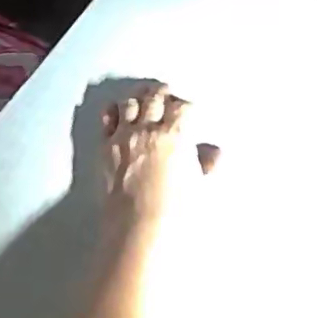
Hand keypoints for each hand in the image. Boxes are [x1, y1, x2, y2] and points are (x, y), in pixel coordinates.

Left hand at [101, 86, 217, 234]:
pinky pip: (107, 117)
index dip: (186, 105)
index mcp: (174, 136)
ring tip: (143, 94)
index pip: (181, 108)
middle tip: (165, 91)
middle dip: (162, 92)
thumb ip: (206, 164)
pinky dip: (113, 109)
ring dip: (138, 96)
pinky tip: (117, 108)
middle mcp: (147, 129)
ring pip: (129, 103)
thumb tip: (213, 150)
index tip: (188, 108)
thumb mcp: (200, 188)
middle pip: (154, 99)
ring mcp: (123, 135)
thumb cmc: (175, 212)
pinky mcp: (105, 145)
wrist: (138, 226)